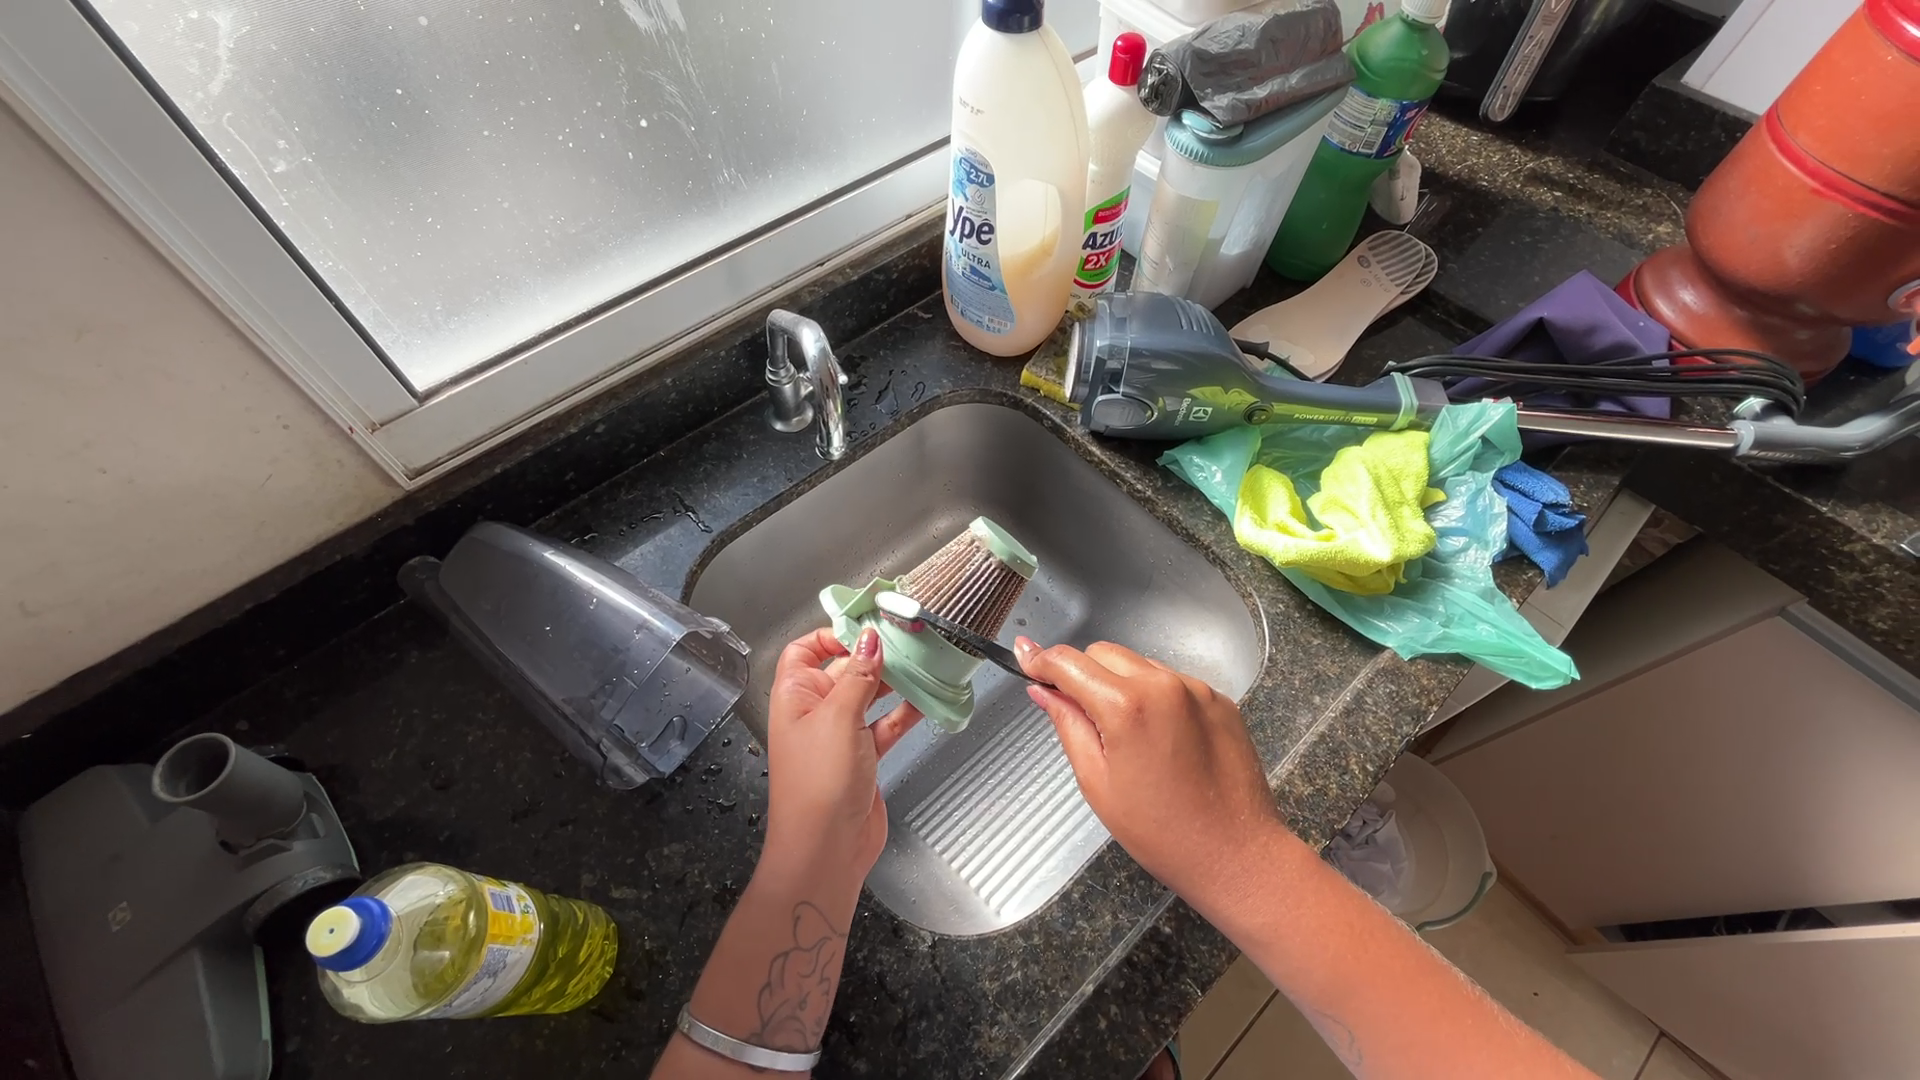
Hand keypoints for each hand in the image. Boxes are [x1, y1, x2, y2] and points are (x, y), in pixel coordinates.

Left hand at [763, 627, 920, 886]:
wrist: (827, 850)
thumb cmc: (818, 785)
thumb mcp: (839, 717)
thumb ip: (858, 674)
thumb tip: (869, 638)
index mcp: (795, 695)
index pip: (806, 648)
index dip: (834, 634)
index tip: (869, 625)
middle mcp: (815, 711)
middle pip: (844, 668)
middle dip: (873, 655)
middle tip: (906, 640)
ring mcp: (840, 735)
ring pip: (869, 695)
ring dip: (893, 682)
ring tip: (921, 665)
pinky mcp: (863, 756)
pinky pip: (885, 724)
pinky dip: (903, 713)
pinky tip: (925, 701)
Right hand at [1014, 638, 1281, 910]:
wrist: (1238, 855)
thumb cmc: (1159, 831)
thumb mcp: (1097, 783)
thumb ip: (1067, 725)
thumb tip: (1042, 690)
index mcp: (1126, 705)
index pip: (1069, 662)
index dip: (1040, 659)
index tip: (1023, 657)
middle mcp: (1163, 683)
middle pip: (1103, 653)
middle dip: (1081, 672)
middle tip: (1075, 709)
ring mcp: (1196, 688)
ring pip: (1138, 663)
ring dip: (1118, 682)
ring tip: (1124, 730)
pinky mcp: (1219, 699)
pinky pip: (1171, 680)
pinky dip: (1153, 694)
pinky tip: (1158, 735)